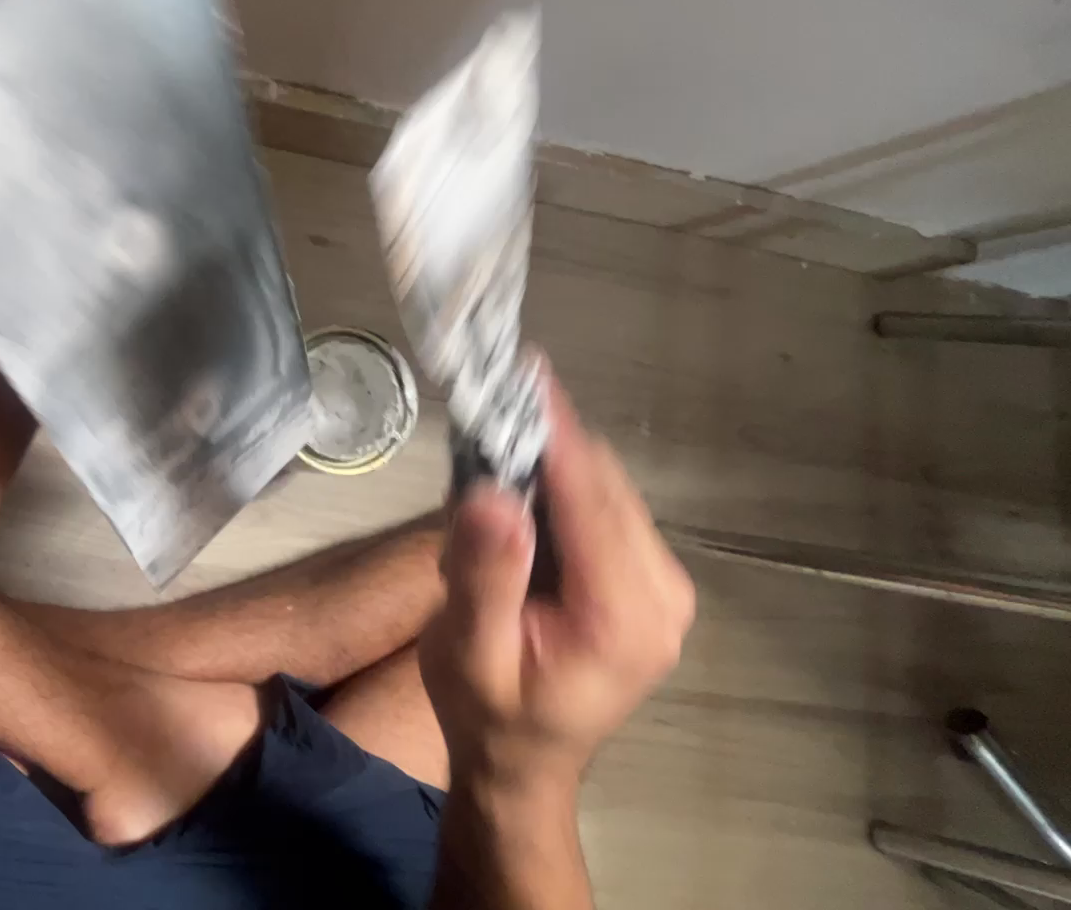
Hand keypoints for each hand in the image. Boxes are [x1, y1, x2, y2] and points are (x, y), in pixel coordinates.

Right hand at [420, 374, 694, 796]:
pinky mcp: (642, 578)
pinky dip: (555, 486)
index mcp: (625, 613)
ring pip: (602, 488)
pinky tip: (513, 498)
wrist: (520, 759)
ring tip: (485, 458)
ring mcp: (659, 584)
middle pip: (602, 483)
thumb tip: (488, 493)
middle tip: (481, 411)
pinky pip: (599, 507)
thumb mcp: (471, 651)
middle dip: (542, 440)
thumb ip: (483, 575)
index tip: (523, 372)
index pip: (592, 496)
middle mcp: (661, 590)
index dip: (555, 431)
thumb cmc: (487, 711)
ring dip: (545, 461)